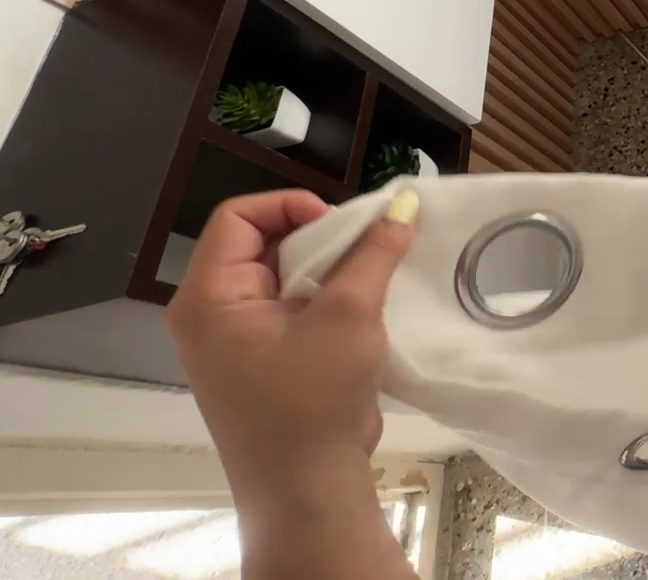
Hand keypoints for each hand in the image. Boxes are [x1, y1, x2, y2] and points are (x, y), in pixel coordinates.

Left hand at [167, 189, 416, 486]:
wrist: (307, 476)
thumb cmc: (313, 393)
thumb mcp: (350, 312)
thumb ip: (376, 252)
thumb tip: (404, 204)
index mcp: (210, 298)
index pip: (240, 217)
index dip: (294, 205)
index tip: (347, 221)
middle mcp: (215, 311)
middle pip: (266, 240)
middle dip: (325, 233)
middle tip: (373, 243)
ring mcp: (242, 335)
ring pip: (289, 270)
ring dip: (336, 262)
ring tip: (378, 270)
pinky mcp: (270, 353)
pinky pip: (299, 300)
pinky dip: (336, 288)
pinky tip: (371, 299)